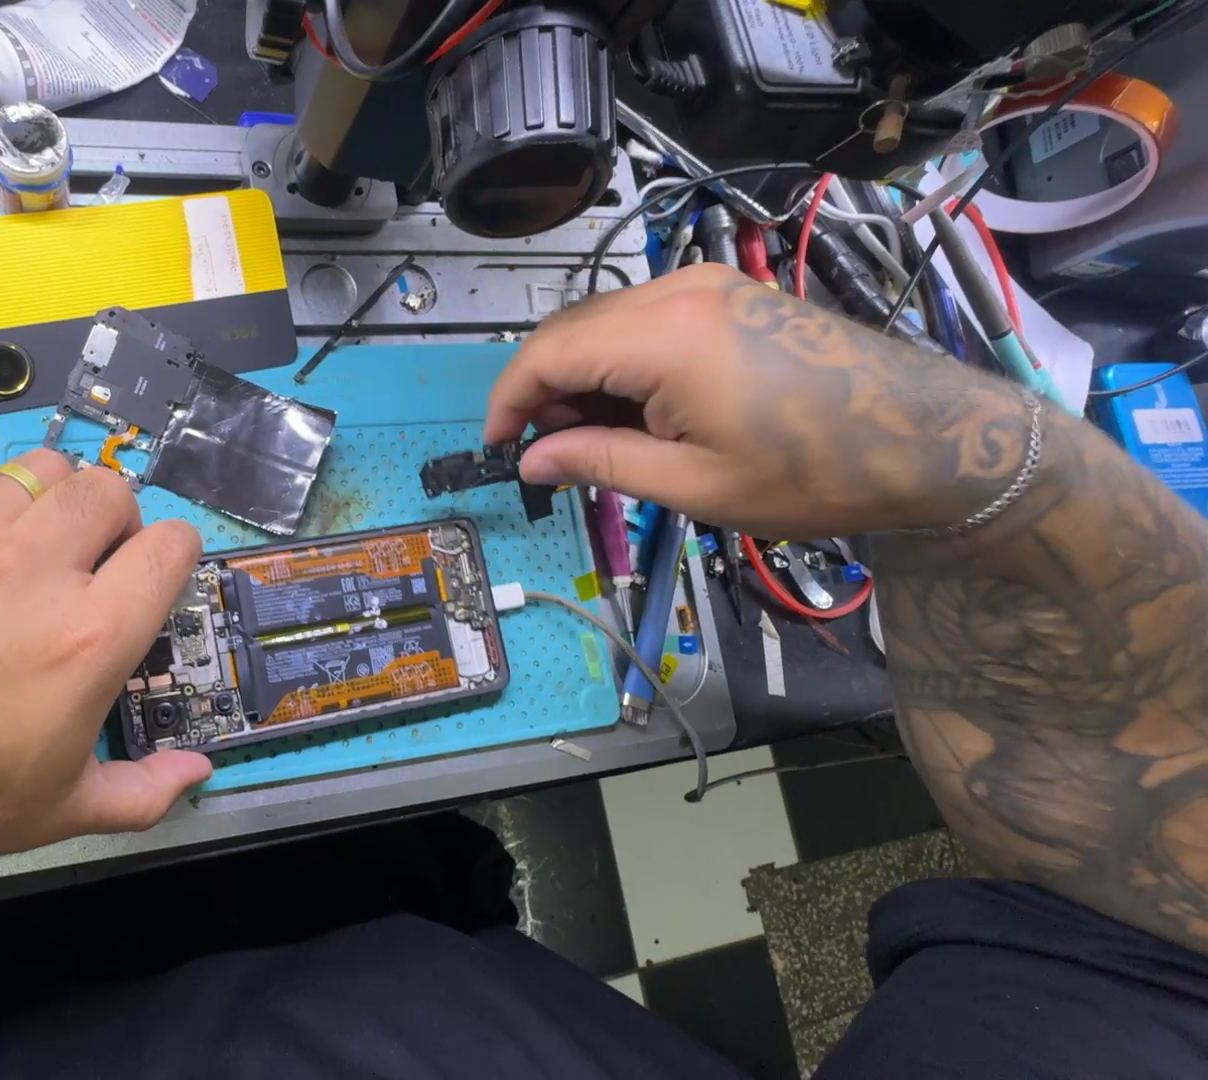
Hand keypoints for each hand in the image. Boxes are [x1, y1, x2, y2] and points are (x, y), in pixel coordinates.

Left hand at [0, 450, 211, 869]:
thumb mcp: (64, 809)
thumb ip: (145, 791)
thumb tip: (193, 774)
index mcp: (88, 639)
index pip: (170, 548)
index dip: (178, 557)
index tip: (160, 579)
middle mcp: (37, 575)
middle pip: (112, 491)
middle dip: (124, 522)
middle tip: (103, 566)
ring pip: (49, 469)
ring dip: (65, 499)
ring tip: (50, 545)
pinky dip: (7, 511)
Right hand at [485, 264, 1037, 537]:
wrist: (934, 440)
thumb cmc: (812, 472)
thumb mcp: (690, 484)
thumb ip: (595, 462)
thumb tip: (529, 461)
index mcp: (664, 336)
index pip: (545, 354)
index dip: (507, 400)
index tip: (498, 445)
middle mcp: (678, 292)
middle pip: (566, 331)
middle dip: (540, 390)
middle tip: (546, 450)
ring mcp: (705, 287)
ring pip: (597, 324)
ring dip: (576, 378)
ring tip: (590, 437)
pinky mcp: (725, 296)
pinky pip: (637, 321)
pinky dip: (613, 364)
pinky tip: (629, 409)